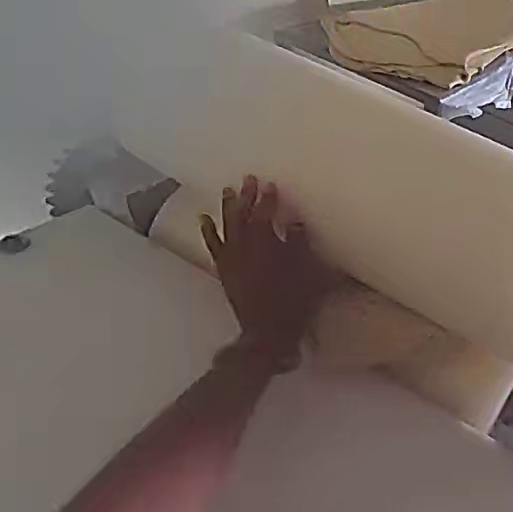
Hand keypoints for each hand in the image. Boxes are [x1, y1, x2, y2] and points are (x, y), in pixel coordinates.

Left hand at [202, 176, 332, 364]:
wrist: (268, 331)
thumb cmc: (294, 301)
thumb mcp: (307, 270)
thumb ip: (299, 244)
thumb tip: (294, 222)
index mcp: (266, 244)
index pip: (266, 215)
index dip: (269, 200)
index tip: (272, 185)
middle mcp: (244, 248)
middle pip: (243, 216)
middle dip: (246, 197)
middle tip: (249, 180)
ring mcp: (231, 259)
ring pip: (226, 227)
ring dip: (227, 209)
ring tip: (228, 192)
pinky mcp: (225, 271)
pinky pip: (213, 246)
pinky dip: (209, 232)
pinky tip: (205, 221)